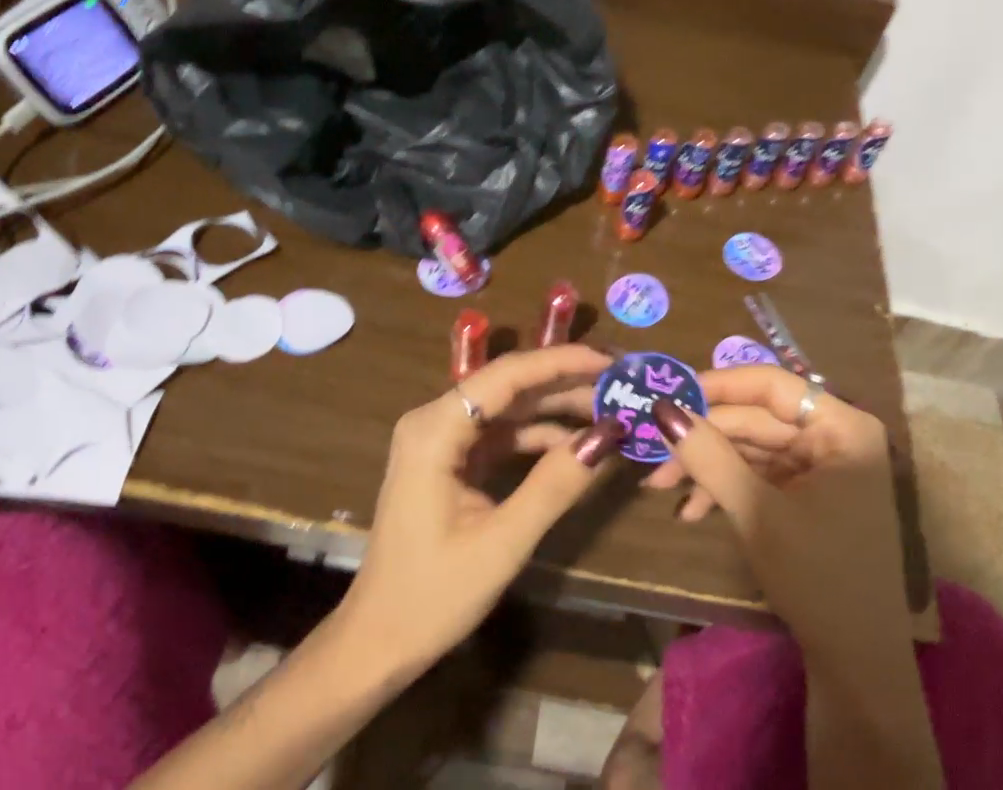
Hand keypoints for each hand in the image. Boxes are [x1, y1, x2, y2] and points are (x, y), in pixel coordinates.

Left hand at [338, 345, 625, 676]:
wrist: (379, 640)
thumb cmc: (434, 595)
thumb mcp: (504, 541)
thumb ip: (556, 484)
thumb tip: (611, 433)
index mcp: (435, 431)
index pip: (507, 375)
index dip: (563, 362)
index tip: (613, 362)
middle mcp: (433, 422)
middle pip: (509, 386)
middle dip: (567, 383)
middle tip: (623, 386)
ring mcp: (440, 442)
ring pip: (508, 409)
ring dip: (557, 410)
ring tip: (613, 411)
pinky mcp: (450, 463)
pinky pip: (500, 436)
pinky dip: (539, 438)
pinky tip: (578, 445)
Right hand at [651, 367, 912, 652]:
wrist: (856, 657)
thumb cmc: (817, 575)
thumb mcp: (757, 511)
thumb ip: (709, 456)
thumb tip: (661, 409)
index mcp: (843, 428)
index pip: (772, 385)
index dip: (717, 386)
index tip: (666, 394)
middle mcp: (837, 437)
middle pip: (758, 419)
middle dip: (703, 438)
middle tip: (650, 451)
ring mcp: (824, 468)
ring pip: (753, 448)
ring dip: (708, 466)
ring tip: (659, 487)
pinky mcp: (810, 495)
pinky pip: (761, 475)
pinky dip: (727, 488)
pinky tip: (691, 511)